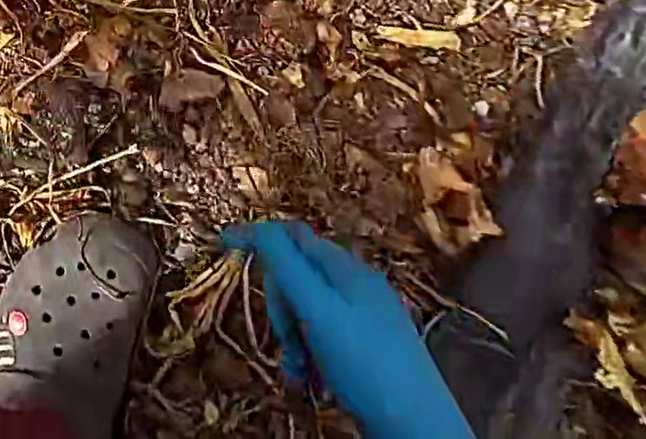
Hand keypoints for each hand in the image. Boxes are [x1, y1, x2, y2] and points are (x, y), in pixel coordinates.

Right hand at [221, 221, 472, 438]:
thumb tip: (256, 227)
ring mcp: (364, 317)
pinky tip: (311, 379)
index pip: (292, 235)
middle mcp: (356, 285)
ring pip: (308, 309)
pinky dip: (310, 353)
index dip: (258, 236)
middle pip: (297, 274)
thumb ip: (287, 265)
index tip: (224, 244)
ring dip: (293, 336)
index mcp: (346, 267)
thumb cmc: (367, 367)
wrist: (421, 434)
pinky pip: (324, 336)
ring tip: (297, 370)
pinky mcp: (368, 349)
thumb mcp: (318, 310)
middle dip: (280, 305)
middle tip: (284, 340)